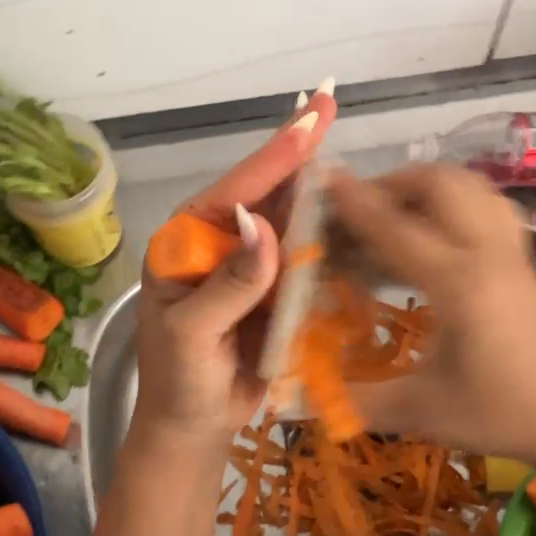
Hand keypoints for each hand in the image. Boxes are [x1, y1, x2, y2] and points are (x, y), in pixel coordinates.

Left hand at [127, 84, 336, 449]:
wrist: (194, 428)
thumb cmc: (179, 382)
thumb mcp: (192, 334)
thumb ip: (227, 284)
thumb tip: (263, 226)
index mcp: (186, 244)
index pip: (233, 193)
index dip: (274, 156)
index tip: (311, 118)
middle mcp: (219, 246)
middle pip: (265, 196)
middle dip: (299, 158)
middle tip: (332, 107)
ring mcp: (250, 270)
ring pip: (290, 224)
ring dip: (320, 197)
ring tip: (354, 162)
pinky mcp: (274, 294)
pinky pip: (305, 262)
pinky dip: (328, 244)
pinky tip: (356, 221)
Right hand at [327, 163, 535, 462]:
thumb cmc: (499, 415)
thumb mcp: (420, 411)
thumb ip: (355, 399)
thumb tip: (296, 397)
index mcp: (459, 283)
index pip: (396, 228)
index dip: (355, 204)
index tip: (323, 180)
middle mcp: (488, 254)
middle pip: (440, 185)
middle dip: (392, 183)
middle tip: (356, 208)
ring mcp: (512, 254)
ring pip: (470, 188)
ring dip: (426, 188)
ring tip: (391, 213)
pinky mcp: (525, 264)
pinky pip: (487, 209)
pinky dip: (454, 204)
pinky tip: (434, 235)